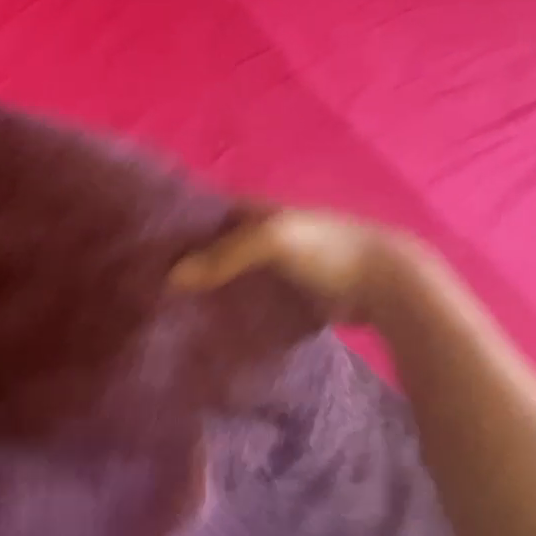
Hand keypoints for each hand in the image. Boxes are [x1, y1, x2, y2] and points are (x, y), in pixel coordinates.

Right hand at [168, 208, 427, 324]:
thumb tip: (171, 277)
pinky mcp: (293, 298)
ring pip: (232, 276)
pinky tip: (214, 326)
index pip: (201, 215)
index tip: (145, 252)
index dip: (175, 230)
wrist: (391, 285)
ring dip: (210, 290)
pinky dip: (236, 311)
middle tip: (153, 287)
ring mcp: (278, 268)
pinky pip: (254, 302)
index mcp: (253, 209)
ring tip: (175, 310)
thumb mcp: (271, 241)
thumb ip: (222, 256)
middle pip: (214, 247)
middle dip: (189, 263)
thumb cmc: (327, 249)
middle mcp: (260, 234)